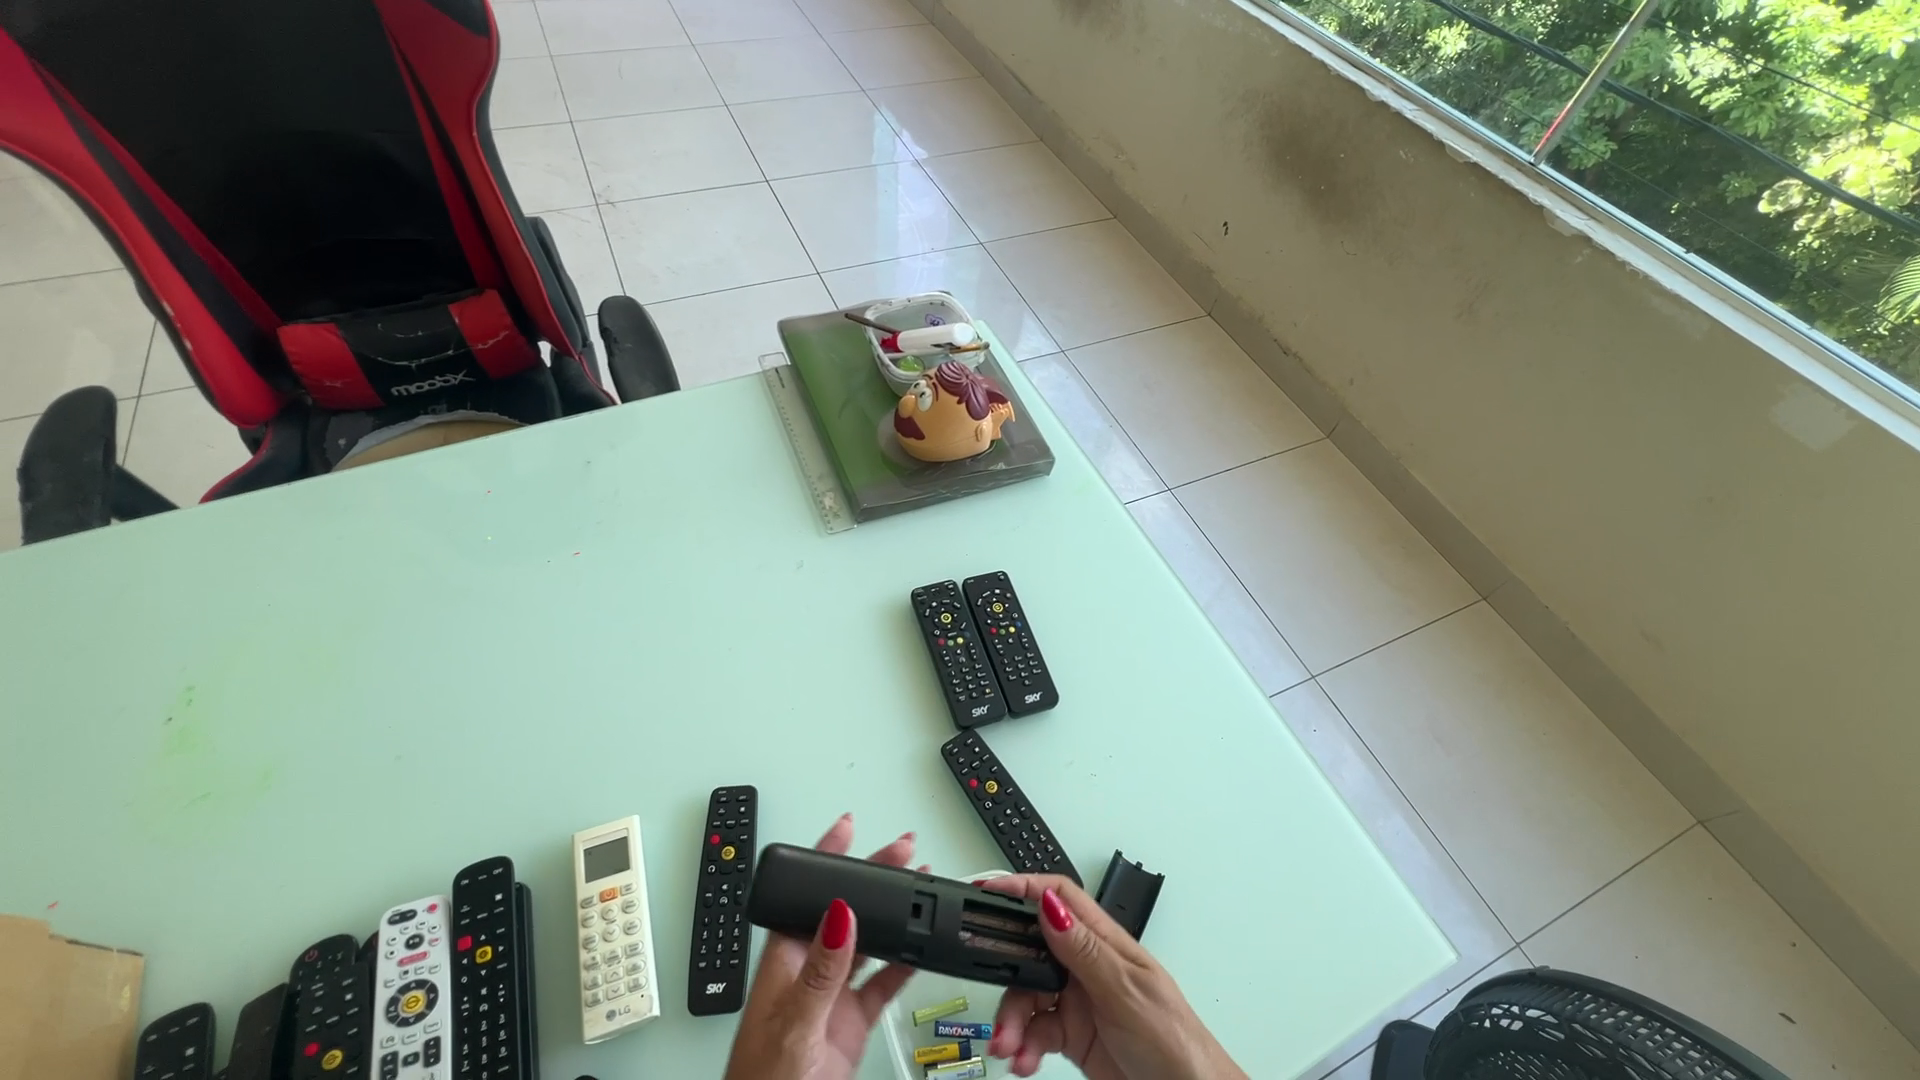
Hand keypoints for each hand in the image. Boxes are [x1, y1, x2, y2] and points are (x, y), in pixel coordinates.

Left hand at [721, 814, 919, 1079]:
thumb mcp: (793, 1023)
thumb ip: (821, 971)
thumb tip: (840, 913)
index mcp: (786, 958)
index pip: (809, 894)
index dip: (828, 857)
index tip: (848, 826)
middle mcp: (811, 968)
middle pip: (847, 909)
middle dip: (873, 876)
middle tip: (902, 850)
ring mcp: (834, 994)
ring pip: (869, 939)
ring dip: (892, 913)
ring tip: (918, 885)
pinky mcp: (853, 1019)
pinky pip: (884, 981)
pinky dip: (904, 961)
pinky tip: (920, 946)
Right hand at [982, 875, 1245, 1079]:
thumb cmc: (1175, 1041)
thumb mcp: (1127, 991)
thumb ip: (1085, 950)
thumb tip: (1049, 905)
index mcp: (1104, 942)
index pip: (1059, 898)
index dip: (1024, 887)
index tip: (988, 889)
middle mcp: (1086, 965)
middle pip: (1030, 951)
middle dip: (1006, 972)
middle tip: (995, 995)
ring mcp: (1078, 999)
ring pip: (1027, 994)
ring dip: (1012, 1020)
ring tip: (1010, 1046)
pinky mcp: (1071, 1034)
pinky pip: (1033, 1030)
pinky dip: (1022, 1044)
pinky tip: (1022, 1059)